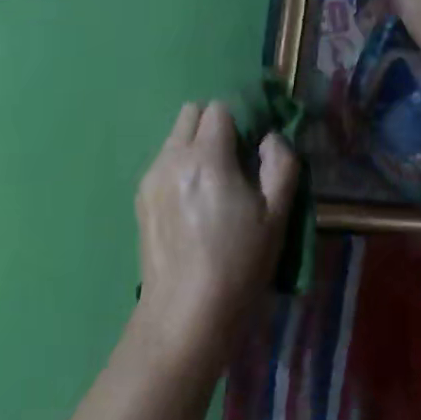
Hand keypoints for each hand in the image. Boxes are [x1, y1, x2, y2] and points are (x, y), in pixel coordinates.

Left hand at [133, 102, 297, 362]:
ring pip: (172, 137)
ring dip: (193, 146)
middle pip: (189, 113)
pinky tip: (191, 205)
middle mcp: (172, 156)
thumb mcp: (277, 216)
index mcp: (206, 156)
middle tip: (233, 160)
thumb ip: (280, 165)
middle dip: (212, 126)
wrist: (186, 310)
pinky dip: (178, 167)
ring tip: (212, 186)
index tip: (251, 147)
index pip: (218, 109)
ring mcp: (151, 175)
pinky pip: (161, 162)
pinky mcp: (140, 195)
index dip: (239, 121)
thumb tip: (270, 136)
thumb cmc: (239, 264)